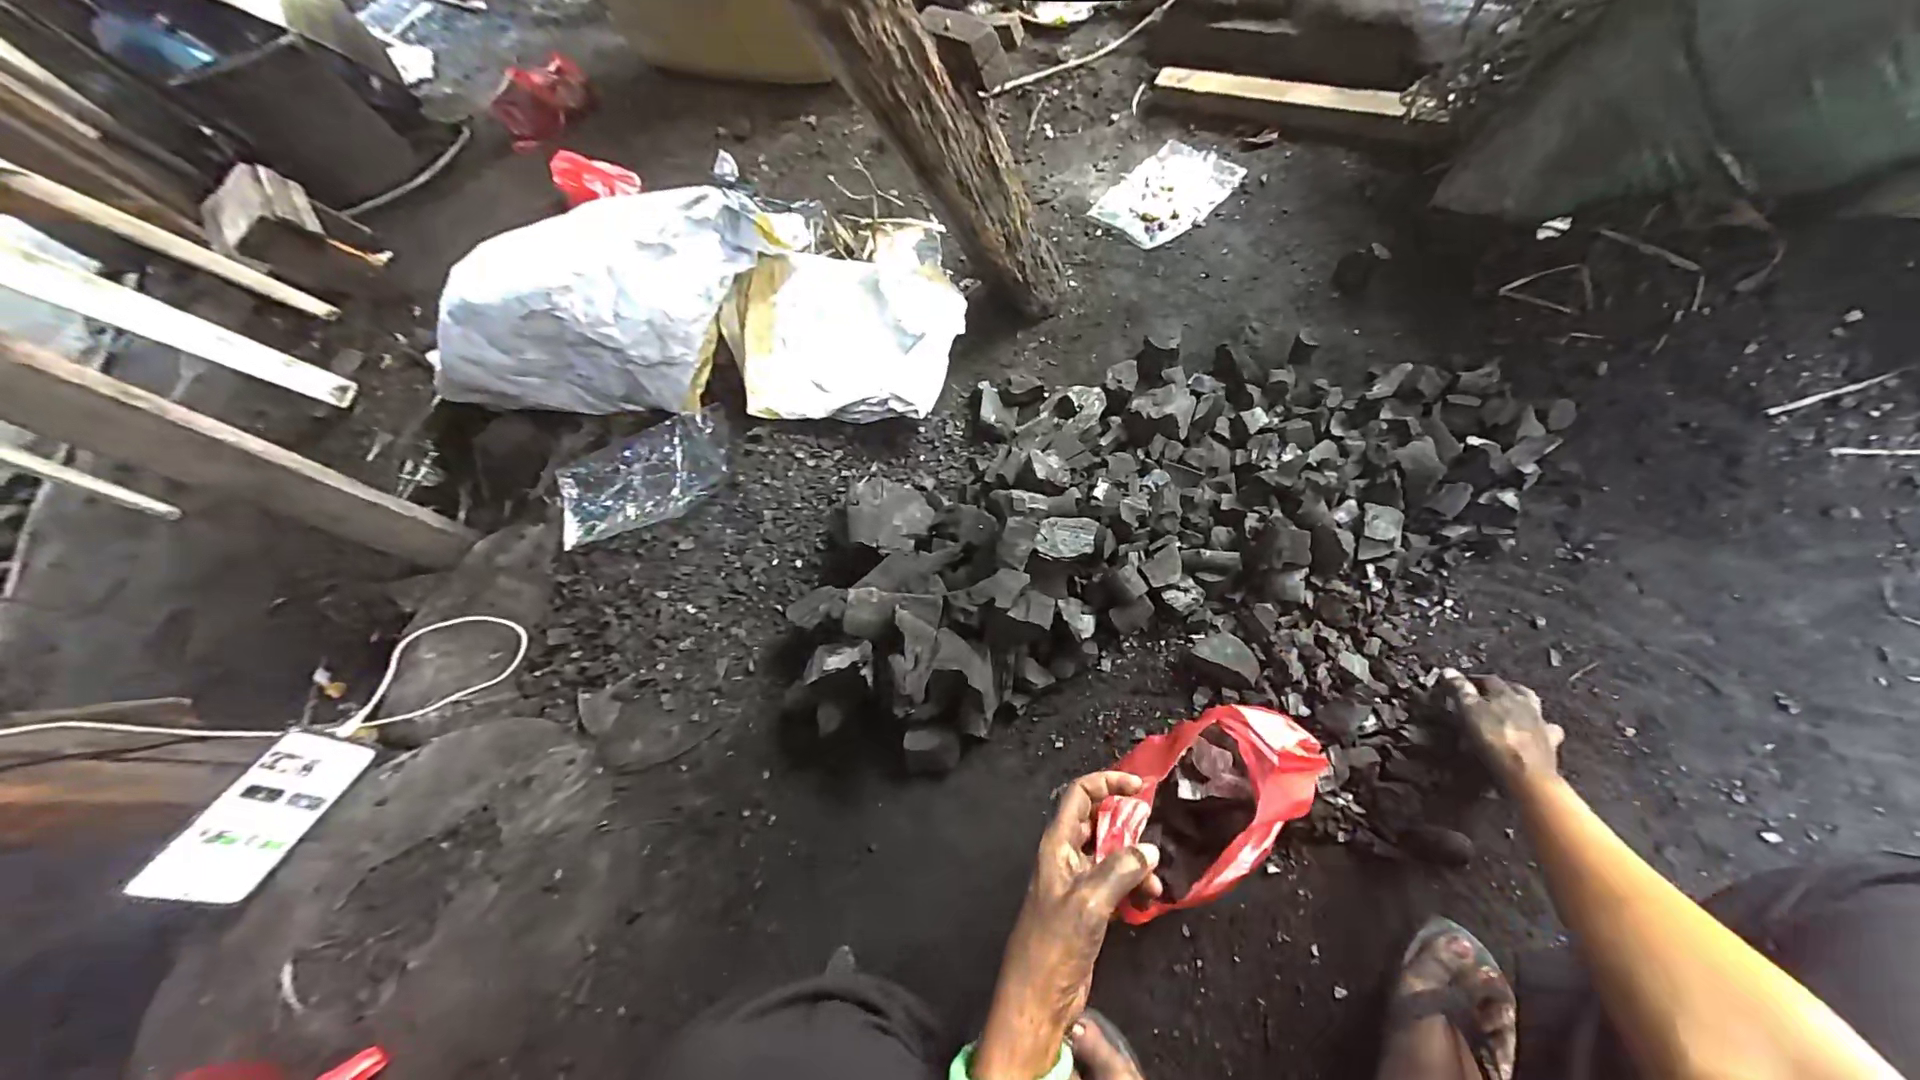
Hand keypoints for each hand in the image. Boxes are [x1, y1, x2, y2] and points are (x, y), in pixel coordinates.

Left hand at [973, 772, 1162, 1079]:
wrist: (1039, 995)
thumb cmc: (1056, 942)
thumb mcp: (1090, 902)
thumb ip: (1120, 870)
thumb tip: (1150, 850)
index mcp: (1057, 844)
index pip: (1079, 795)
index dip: (1107, 782)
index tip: (1139, 786)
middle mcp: (1065, 855)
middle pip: (1098, 821)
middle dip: (1128, 824)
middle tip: (1155, 835)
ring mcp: (1077, 881)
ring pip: (1111, 853)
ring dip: (1136, 862)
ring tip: (1156, 884)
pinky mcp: (1089, 906)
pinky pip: (1116, 882)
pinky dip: (1134, 885)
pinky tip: (1149, 900)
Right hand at [1441, 669, 1563, 790]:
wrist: (1526, 774)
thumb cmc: (1492, 739)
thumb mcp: (1468, 711)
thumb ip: (1459, 690)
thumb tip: (1447, 670)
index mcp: (1505, 694)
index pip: (1488, 679)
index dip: (1473, 679)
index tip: (1459, 683)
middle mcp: (1526, 704)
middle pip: (1515, 690)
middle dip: (1501, 689)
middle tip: (1487, 693)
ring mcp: (1541, 724)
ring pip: (1533, 707)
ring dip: (1523, 705)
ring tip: (1512, 709)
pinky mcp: (1550, 744)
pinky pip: (1547, 731)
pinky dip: (1540, 728)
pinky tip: (1535, 731)